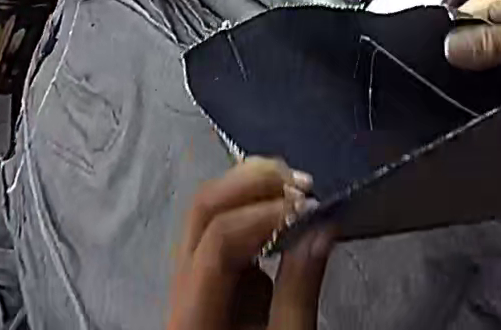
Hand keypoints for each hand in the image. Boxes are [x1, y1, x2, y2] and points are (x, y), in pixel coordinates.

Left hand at [166, 157, 335, 329]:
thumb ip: (300, 292)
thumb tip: (321, 226)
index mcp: (192, 319)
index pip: (218, 240)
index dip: (263, 214)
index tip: (308, 207)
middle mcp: (178, 291)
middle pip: (203, 210)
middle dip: (253, 184)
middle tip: (301, 184)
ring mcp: (188, 282)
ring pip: (208, 211)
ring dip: (253, 188)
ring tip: (295, 189)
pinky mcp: (207, 281)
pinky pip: (222, 226)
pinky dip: (253, 207)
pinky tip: (283, 209)